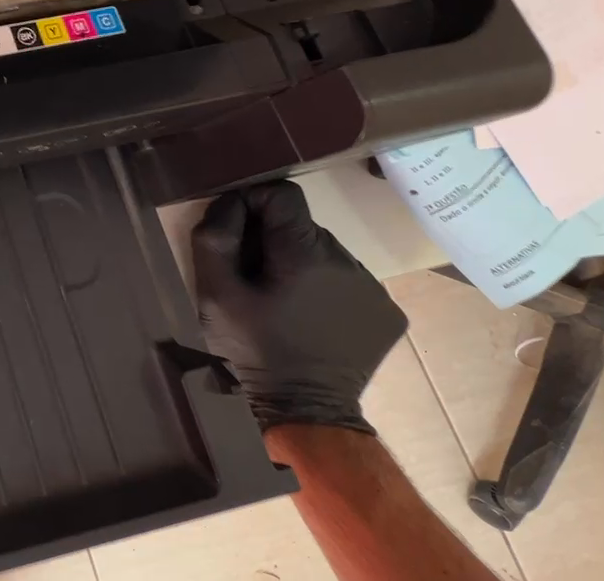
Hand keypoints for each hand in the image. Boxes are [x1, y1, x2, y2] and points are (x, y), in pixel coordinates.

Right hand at [192, 180, 407, 435]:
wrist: (307, 410)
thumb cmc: (253, 349)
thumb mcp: (214, 292)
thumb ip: (215, 237)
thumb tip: (230, 201)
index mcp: (306, 254)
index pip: (282, 194)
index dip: (252, 203)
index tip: (235, 231)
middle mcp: (349, 262)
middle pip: (302, 225)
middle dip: (273, 239)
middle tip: (253, 274)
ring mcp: (376, 288)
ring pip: (325, 252)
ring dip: (299, 263)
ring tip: (282, 298)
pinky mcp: (389, 312)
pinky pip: (348, 279)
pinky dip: (326, 287)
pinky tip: (311, 314)